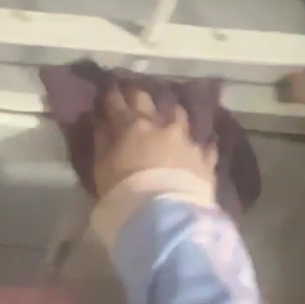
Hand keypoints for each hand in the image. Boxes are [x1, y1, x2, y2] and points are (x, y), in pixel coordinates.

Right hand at [92, 81, 216, 200]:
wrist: (163, 215)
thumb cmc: (123, 191)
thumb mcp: (101, 168)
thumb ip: (101, 141)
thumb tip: (100, 122)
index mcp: (132, 126)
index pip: (117, 103)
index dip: (111, 95)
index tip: (108, 88)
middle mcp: (161, 125)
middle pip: (148, 101)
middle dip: (138, 95)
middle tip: (133, 91)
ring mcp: (186, 140)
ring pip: (180, 115)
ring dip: (171, 112)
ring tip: (169, 113)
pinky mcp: (204, 159)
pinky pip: (203, 146)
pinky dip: (198, 144)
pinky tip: (199, 146)